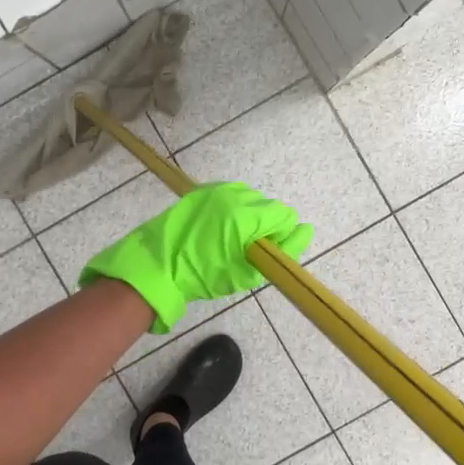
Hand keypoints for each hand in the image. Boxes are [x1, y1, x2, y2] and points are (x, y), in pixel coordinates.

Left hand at [78, 181, 311, 333]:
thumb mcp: (248, 270)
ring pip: (248, 200)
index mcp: (247, 213)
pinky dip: (230, 211)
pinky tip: (215, 230)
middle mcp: (234, 194)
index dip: (280, 236)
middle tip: (245, 250)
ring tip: (227, 240)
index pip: (284, 216)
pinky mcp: (201, 191)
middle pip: (267, 206)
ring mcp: (216, 190)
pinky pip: (228, 197)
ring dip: (247, 217)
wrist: (158, 264)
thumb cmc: (205, 274)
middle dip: (263, 226)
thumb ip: (282, 250)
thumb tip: (305, 231)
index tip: (265, 253)